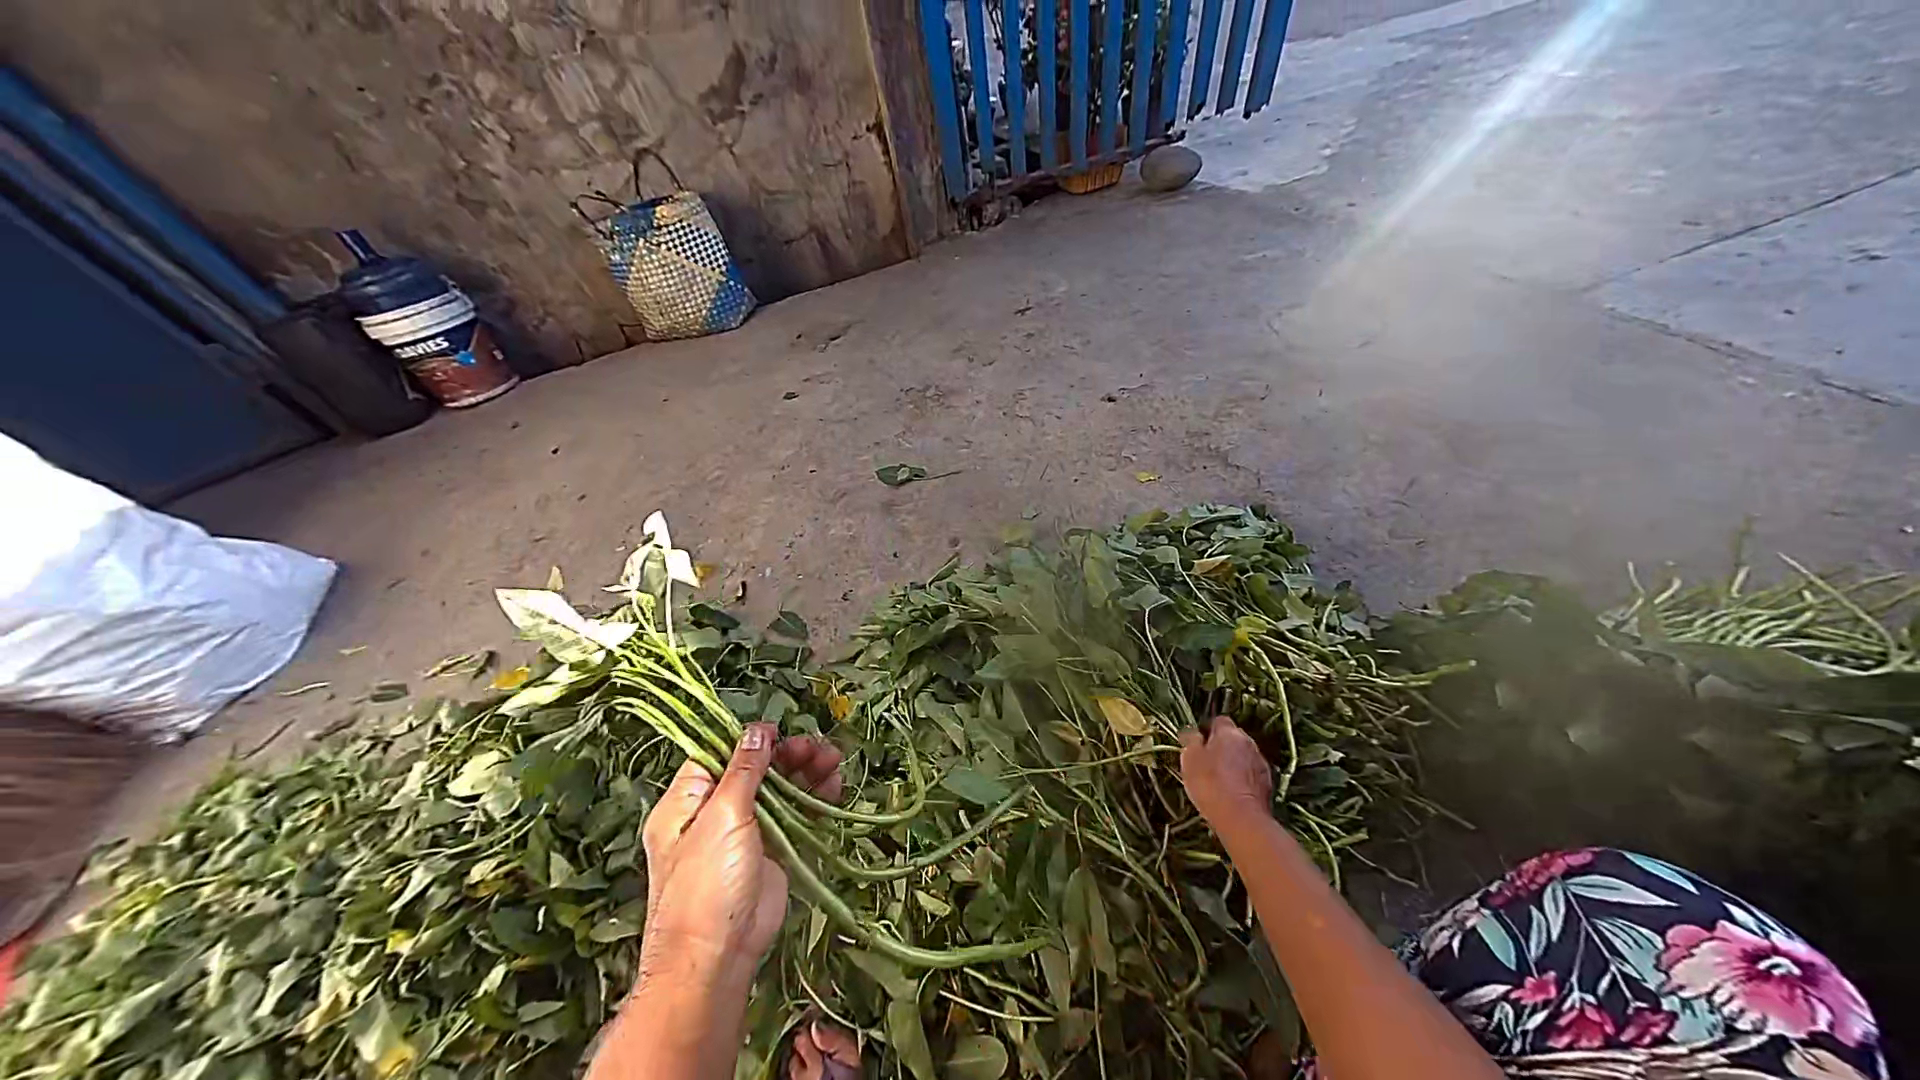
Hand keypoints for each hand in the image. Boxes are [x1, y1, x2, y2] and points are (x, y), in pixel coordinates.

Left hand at [638, 724, 844, 988]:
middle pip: (755, 769)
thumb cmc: (706, 886)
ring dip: (805, 772)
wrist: (717, 957)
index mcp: (688, 801)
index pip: (718, 754)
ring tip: (832, 761)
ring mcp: (744, 832)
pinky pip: (794, 815)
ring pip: (779, 789)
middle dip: (786, 755)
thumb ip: (743, 770)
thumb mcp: (723, 816)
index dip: (749, 739)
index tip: (778, 731)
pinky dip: (813, 799)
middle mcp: (714, 812)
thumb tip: (756, 732)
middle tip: (816, 747)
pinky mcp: (770, 851)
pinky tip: (832, 786)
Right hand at [1179, 716, 1274, 830]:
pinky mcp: (1268, 784)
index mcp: (1229, 732)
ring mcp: (1261, 763)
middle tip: (1206, 762)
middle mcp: (1249, 743)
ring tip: (1219, 780)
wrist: (1241, 818)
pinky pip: (1251, 774)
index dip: (1207, 730)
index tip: (1197, 743)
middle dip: (1221, 746)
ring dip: (1234, 763)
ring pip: (1244, 757)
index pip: (1218, 721)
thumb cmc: (1210, 783)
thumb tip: (1191, 732)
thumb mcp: (1190, 759)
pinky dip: (1243, 779)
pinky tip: (1232, 792)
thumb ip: (1190, 741)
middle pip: (1233, 738)